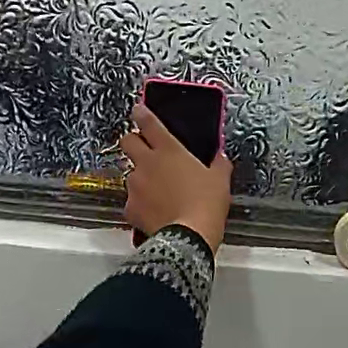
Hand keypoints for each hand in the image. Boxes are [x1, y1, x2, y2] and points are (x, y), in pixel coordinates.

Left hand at [122, 103, 233, 250]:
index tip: (138, 111)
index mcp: (169, 150)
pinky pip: (132, 203)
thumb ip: (219, 164)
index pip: (148, 123)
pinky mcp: (130, 208)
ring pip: (130, 174)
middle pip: (127, 142)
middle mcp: (147, 163)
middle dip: (133, 143)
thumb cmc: (206, 204)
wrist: (189, 236)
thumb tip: (220, 157)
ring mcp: (135, 185)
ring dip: (141, 179)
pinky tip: (154, 213)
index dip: (142, 114)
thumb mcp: (220, 181)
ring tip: (157, 194)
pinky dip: (140, 206)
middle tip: (145, 152)